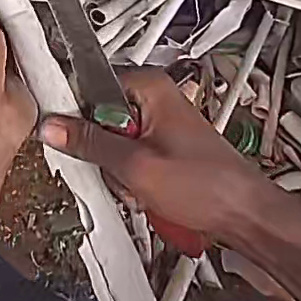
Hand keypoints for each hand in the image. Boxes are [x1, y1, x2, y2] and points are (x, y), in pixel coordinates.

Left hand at [0, 0, 36, 222]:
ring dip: (38, 40)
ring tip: (34, 42)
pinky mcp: (31, 84)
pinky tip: (43, 61)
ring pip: (35, 40)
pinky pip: (48, 63)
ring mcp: (10, 68)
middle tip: (28, 18)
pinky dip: (50, 62)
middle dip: (27, 17)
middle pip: (19, 20)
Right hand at [38, 69, 273, 240]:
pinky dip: (130, 176)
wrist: (246, 215)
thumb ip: (90, 144)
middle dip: (101, 151)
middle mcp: (154, 97)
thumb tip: (54, 126)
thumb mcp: (137, 166)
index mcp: (149, 86)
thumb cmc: (210, 186)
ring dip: (117, 170)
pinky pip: (126, 155)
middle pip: (98, 117)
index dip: (75, 115)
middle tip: (120, 171)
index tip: (66, 135)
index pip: (88, 85)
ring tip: (139, 185)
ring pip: (110, 141)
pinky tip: (145, 190)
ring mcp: (157, 122)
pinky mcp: (159, 144)